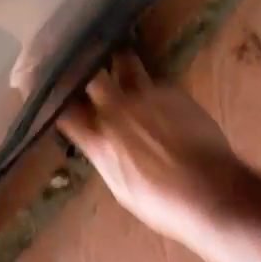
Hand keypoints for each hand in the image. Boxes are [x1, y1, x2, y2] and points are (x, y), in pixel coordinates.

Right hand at [55, 53, 249, 242]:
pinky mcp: (171, 89)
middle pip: (91, 73)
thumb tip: (99, 141)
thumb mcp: (122, 187)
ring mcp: (145, 94)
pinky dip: (152, 87)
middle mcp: (117, 109)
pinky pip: (155, 80)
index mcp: (99, 139)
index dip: (56, 98)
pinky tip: (159, 96)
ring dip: (120, 62)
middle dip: (87, 66)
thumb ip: (105, 154)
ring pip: (125, 61)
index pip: (65, 109)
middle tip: (85, 61)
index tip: (50, 91)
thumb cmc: (163, 203)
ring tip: (120, 58)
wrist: (209, 191)